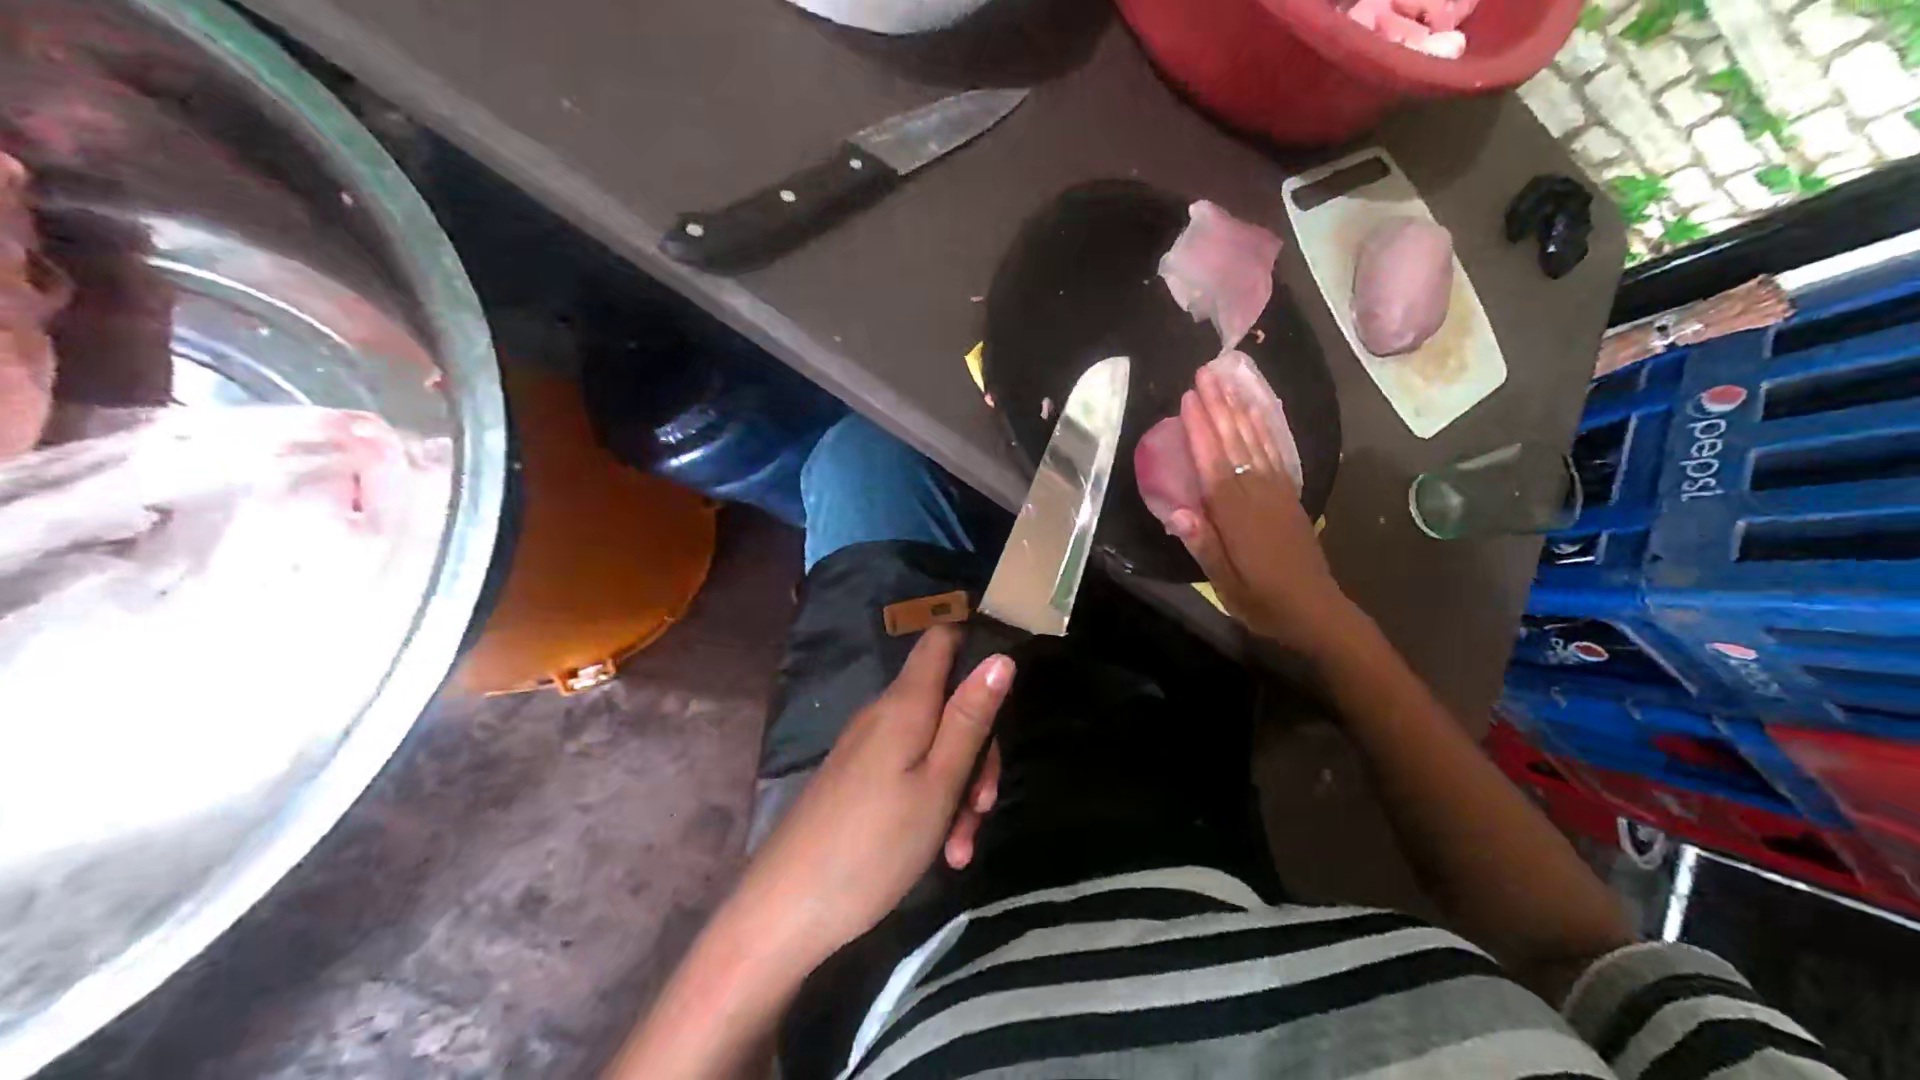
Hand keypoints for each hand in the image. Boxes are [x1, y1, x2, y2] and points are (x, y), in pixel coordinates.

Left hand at [729, 625, 1012, 973]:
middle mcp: (883, 714)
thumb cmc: (875, 844)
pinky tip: (942, 852)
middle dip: (977, 750)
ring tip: (960, 848)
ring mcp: (867, 747)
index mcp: (904, 704)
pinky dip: (932, 803)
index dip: (976, 647)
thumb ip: (970, 718)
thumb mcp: (939, 783)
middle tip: (985, 806)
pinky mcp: (858, 779)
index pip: (941, 640)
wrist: (787, 909)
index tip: (1005, 689)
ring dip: (958, 789)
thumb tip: (1001, 656)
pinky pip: (909, 773)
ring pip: (933, 747)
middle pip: (947, 704)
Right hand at [1170, 366, 1363, 657]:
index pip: (1215, 465)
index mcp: (1238, 518)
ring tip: (1225, 380)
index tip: (1188, 399)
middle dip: (1219, 406)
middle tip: (1204, 372)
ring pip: (1257, 441)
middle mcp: (1260, 496)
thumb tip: (1178, 512)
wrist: (1317, 611)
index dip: (1201, 430)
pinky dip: (1264, 427)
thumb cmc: (1263, 602)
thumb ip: (1205, 547)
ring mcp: (1279, 492)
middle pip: (1236, 443)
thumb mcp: (1227, 586)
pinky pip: (1275, 452)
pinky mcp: (1290, 495)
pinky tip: (1255, 411)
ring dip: (1240, 408)